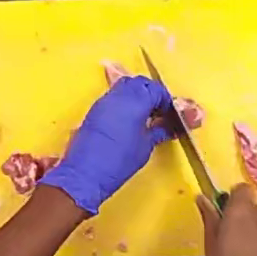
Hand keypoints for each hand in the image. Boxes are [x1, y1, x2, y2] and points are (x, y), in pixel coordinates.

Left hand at [41, 75, 172, 214]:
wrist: (86, 173)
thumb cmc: (119, 161)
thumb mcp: (146, 146)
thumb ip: (159, 131)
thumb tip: (167, 127)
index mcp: (136, 100)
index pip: (156, 89)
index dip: (166, 100)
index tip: (170, 114)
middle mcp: (119, 95)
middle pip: (139, 83)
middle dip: (152, 93)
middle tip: (159, 111)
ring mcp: (104, 101)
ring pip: (124, 86)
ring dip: (136, 96)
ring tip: (144, 116)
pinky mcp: (94, 110)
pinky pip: (113, 97)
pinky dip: (124, 102)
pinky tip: (129, 120)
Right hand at [197, 185, 256, 255]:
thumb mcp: (213, 249)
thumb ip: (209, 220)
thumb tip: (202, 200)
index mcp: (240, 210)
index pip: (240, 188)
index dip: (231, 199)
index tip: (222, 214)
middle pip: (252, 206)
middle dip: (242, 217)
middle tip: (229, 238)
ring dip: (255, 232)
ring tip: (245, 255)